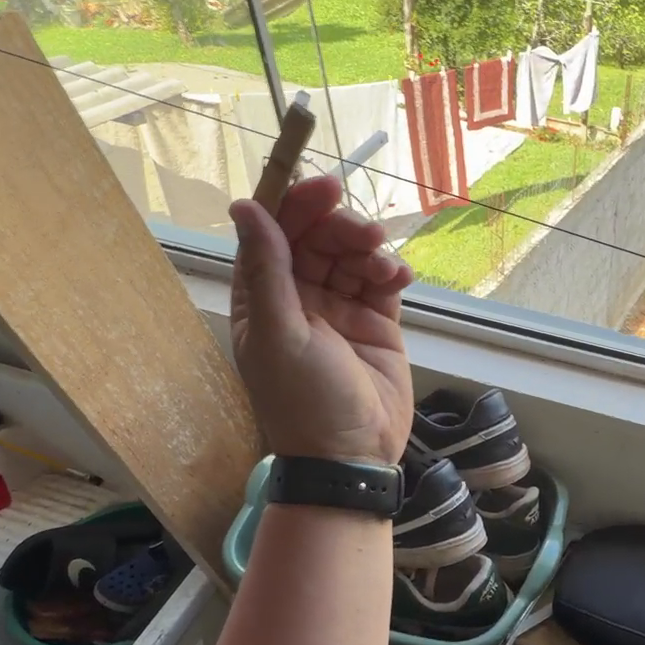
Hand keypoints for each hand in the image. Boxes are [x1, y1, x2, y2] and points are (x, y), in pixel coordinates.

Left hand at [229, 175, 415, 467]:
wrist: (351, 458)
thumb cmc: (305, 401)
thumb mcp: (278, 334)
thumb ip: (267, 269)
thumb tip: (245, 205)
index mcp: (264, 299)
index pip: (276, 235)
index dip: (295, 205)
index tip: (324, 186)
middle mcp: (301, 299)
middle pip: (318, 240)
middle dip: (341, 226)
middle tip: (366, 231)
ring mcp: (341, 311)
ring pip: (353, 256)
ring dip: (369, 248)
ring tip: (384, 263)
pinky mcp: (377, 325)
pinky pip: (382, 283)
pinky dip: (391, 271)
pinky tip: (399, 275)